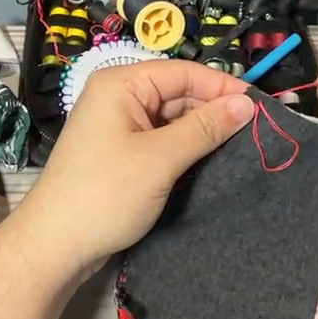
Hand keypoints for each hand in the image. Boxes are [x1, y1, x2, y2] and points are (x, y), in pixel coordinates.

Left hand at [6, 60, 254, 281]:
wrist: (55, 245)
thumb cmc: (105, 194)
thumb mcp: (160, 159)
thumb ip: (204, 128)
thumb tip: (246, 103)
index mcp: (121, 84)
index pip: (183, 72)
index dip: (222, 86)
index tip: (262, 106)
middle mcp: (119, 97)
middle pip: (178, 93)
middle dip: (214, 110)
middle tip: (257, 131)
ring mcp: (119, 126)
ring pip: (173, 118)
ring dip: (202, 131)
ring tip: (242, 147)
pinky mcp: (122, 153)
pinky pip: (162, 139)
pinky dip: (186, 148)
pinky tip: (212, 161)